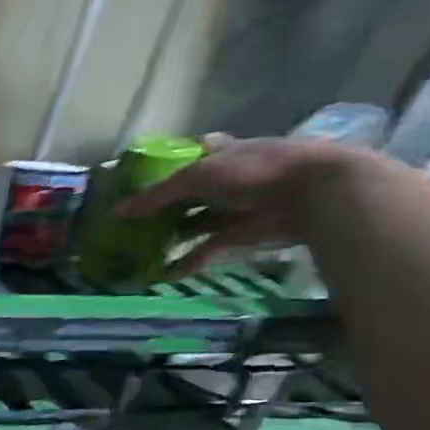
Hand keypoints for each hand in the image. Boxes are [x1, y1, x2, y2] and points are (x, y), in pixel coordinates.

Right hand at [112, 134, 365, 278]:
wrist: (313, 192)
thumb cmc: (253, 170)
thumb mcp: (197, 177)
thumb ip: (157, 195)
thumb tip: (116, 211)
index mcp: (221, 154)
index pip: (192, 156)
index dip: (169, 167)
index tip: (142, 182)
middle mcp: (227, 180)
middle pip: (189, 195)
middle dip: (163, 208)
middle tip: (131, 224)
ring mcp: (235, 209)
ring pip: (196, 224)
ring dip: (172, 237)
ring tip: (140, 251)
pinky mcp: (242, 237)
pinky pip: (208, 251)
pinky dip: (188, 263)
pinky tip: (165, 275)